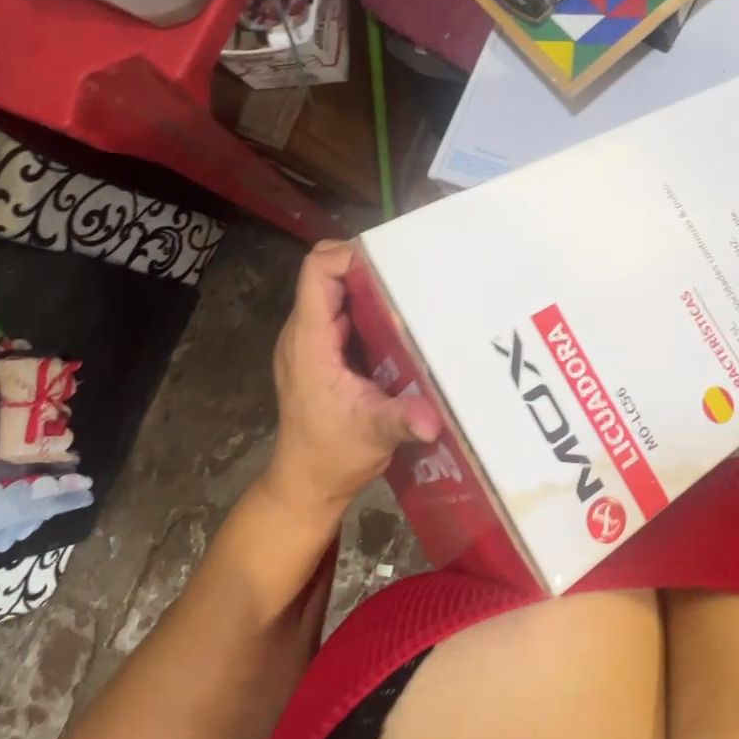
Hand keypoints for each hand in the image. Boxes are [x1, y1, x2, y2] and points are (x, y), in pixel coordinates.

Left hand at [259, 240, 442, 513]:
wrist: (307, 483)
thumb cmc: (332, 455)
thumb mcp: (373, 435)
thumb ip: (400, 420)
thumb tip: (432, 420)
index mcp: (310, 341)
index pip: (316, 272)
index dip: (348, 255)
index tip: (393, 258)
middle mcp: (305, 333)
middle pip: (327, 275)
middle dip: (369, 266)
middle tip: (417, 272)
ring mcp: (313, 342)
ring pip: (337, 292)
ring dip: (373, 286)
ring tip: (417, 291)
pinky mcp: (325, 353)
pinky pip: (344, 312)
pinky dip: (372, 308)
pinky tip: (404, 321)